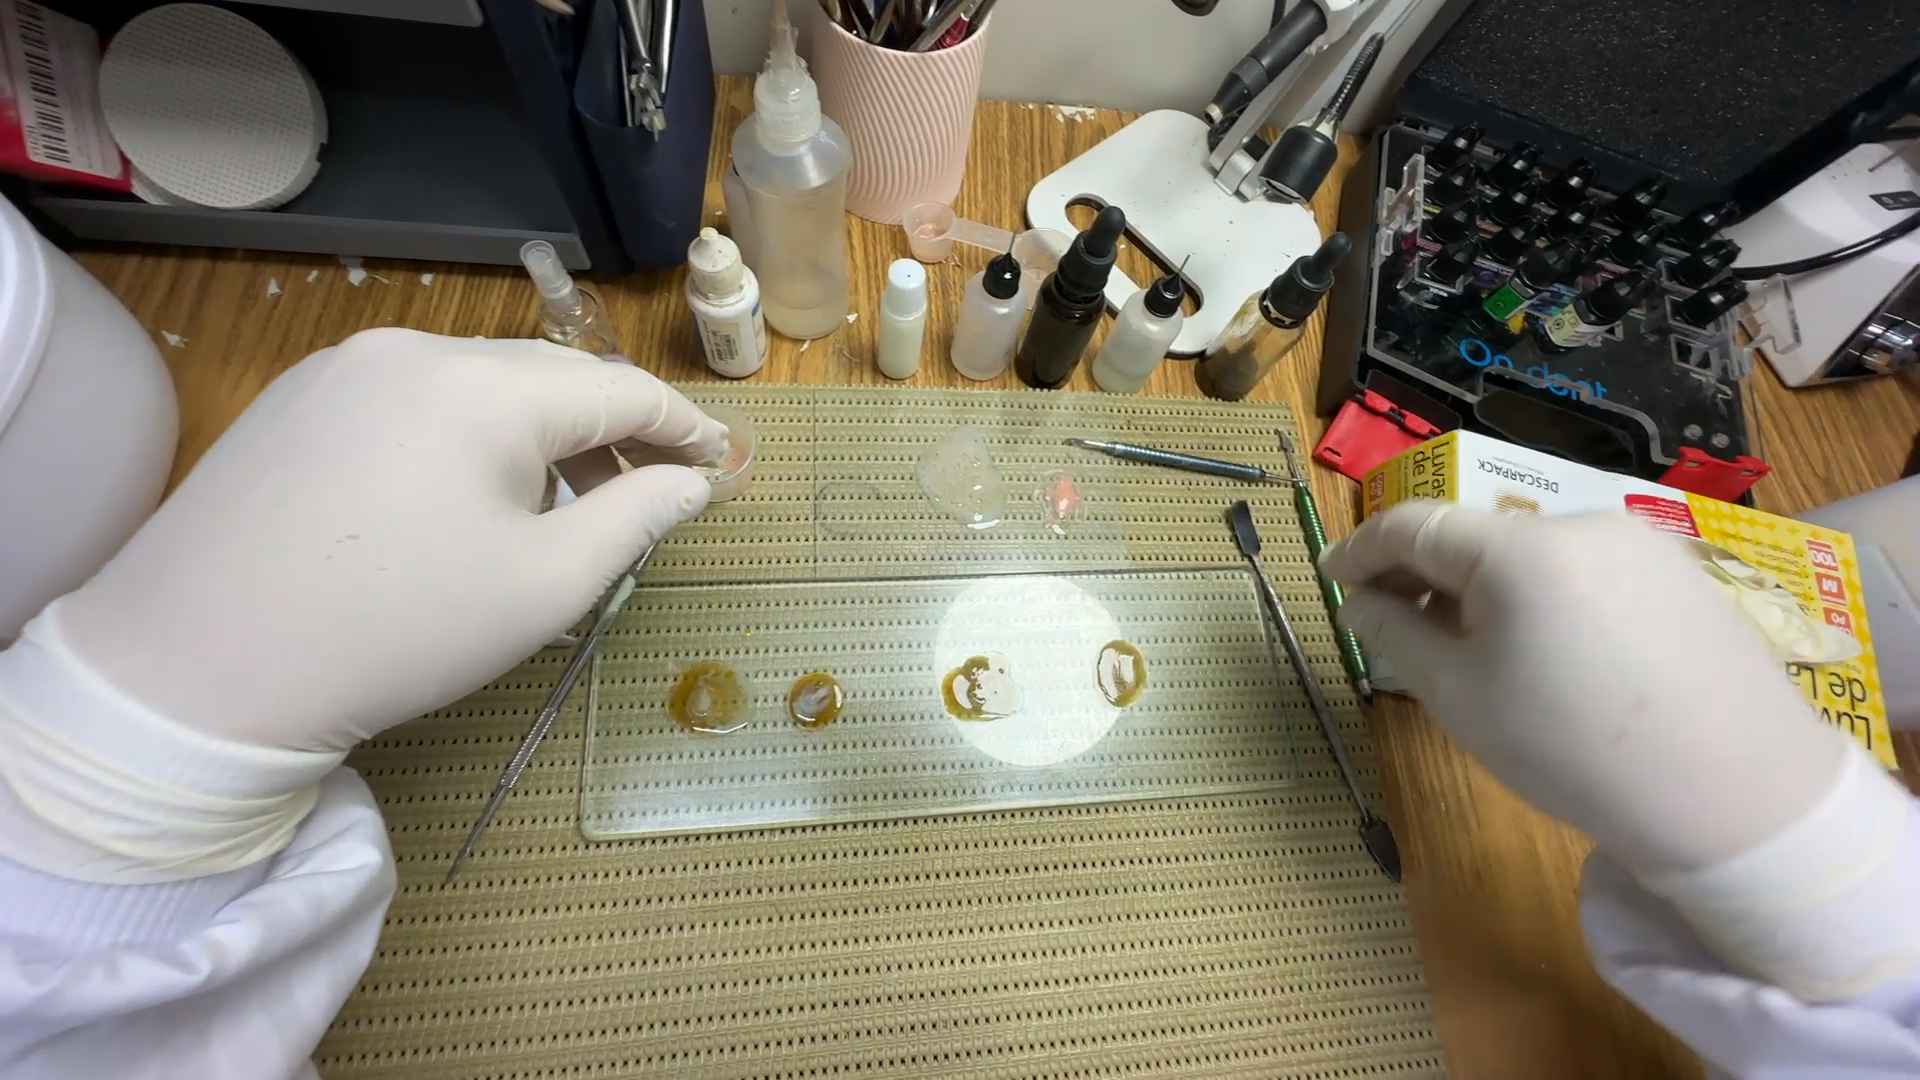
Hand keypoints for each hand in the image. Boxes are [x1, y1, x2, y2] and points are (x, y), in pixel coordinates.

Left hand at [0, 330, 723, 880]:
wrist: (193, 675)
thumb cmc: (403, 630)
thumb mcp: (552, 582)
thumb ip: (640, 515)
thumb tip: (692, 481)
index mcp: (483, 391)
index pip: (621, 391)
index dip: (685, 426)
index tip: (723, 461)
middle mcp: (418, 352)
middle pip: (559, 379)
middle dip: (623, 430)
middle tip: (661, 484)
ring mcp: (353, 366)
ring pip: (496, 385)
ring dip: (557, 434)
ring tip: (581, 497)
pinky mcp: (311, 396)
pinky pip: (435, 398)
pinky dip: (491, 434)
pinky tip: (492, 489)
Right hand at [1320, 501, 1849, 875]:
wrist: (1742, 807)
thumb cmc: (1569, 748)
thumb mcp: (1454, 692)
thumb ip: (1391, 631)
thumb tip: (1357, 602)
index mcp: (1519, 551)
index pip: (1411, 526)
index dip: (1359, 549)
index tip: (1328, 576)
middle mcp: (1579, 526)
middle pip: (1466, 534)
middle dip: (1412, 571)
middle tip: (1382, 615)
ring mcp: (1636, 546)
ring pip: (1517, 550)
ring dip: (1466, 583)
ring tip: (1452, 637)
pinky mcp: (1673, 573)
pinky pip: (1568, 566)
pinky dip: (1522, 590)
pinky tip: (1522, 640)